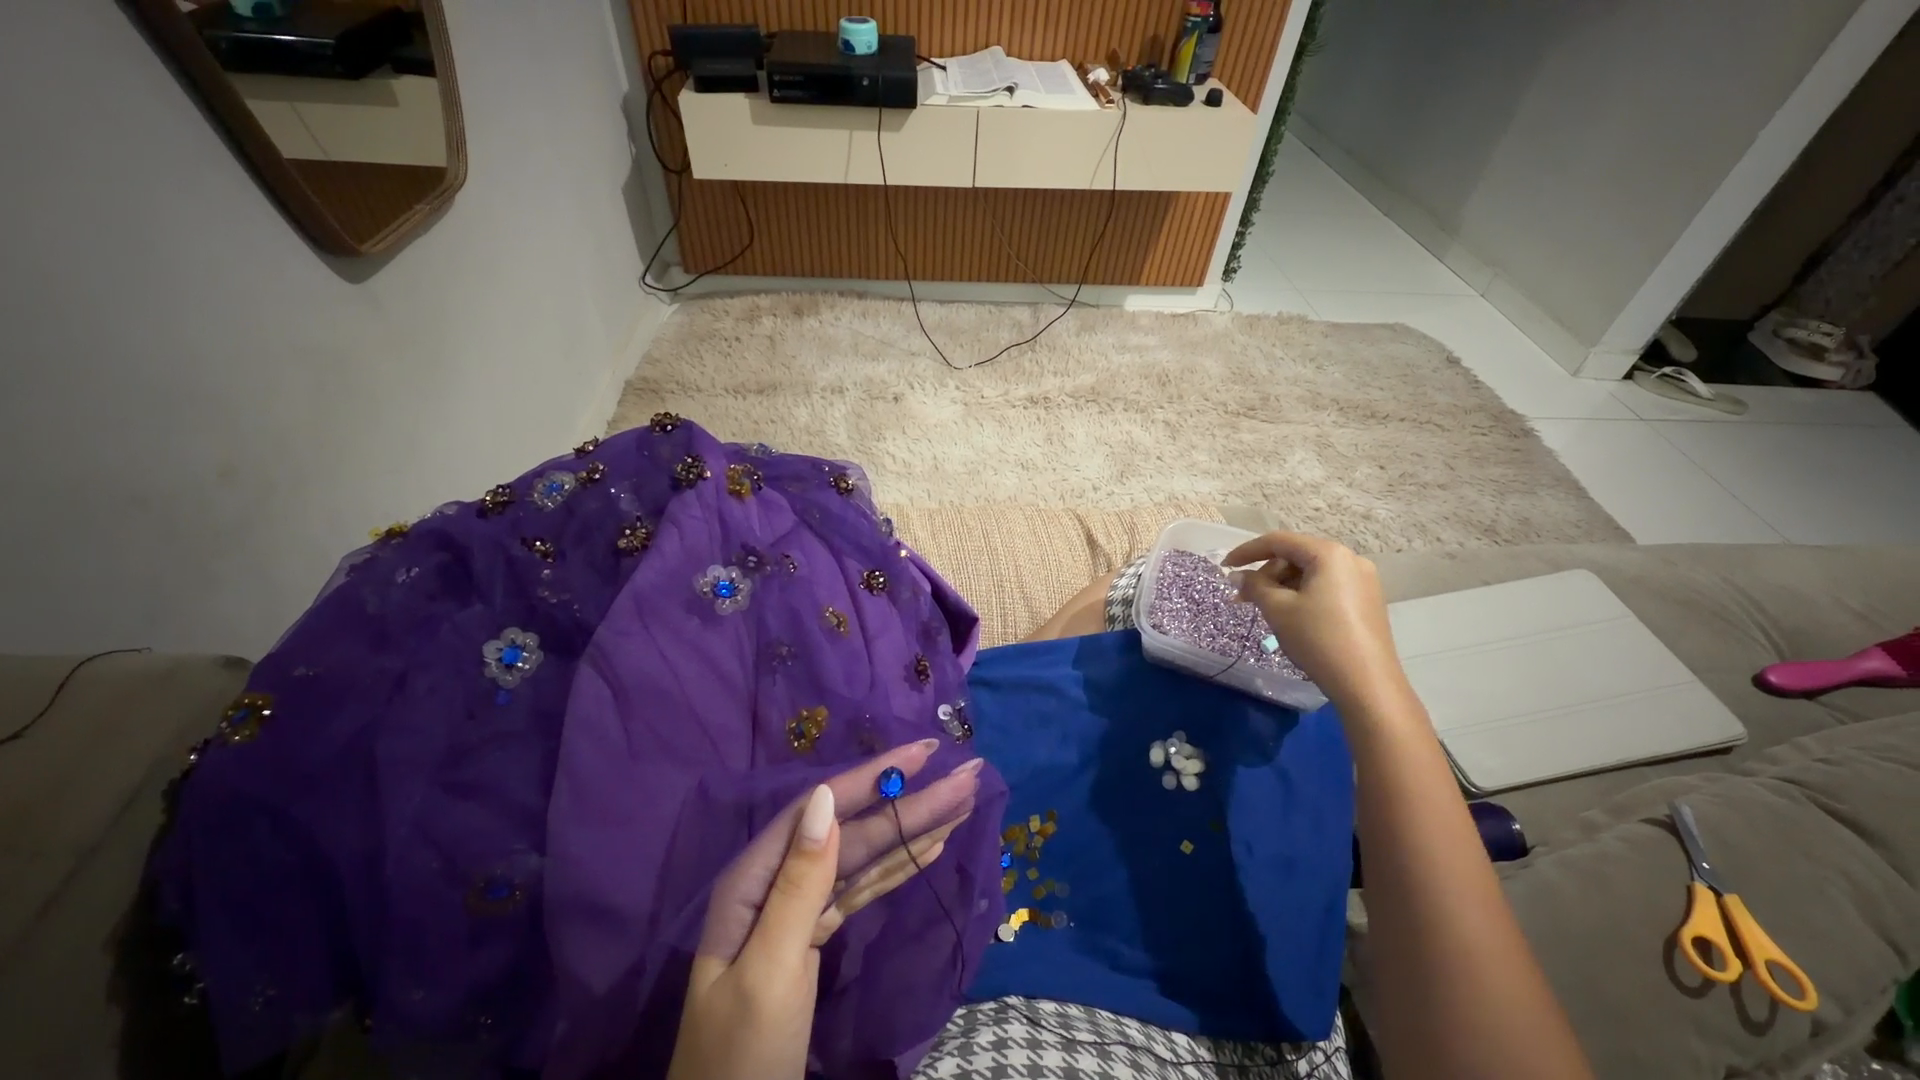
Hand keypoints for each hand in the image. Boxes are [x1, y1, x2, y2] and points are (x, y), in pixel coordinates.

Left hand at [667, 744, 979, 1079]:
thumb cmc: (741, 1051)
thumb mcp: (769, 968)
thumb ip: (799, 883)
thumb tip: (826, 799)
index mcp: (754, 879)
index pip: (821, 810)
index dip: (872, 777)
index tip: (923, 753)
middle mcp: (777, 883)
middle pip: (851, 832)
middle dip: (908, 801)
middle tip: (968, 775)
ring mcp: (799, 911)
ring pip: (864, 860)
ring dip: (912, 829)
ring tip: (962, 802)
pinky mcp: (816, 938)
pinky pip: (862, 892)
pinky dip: (898, 869)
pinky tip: (930, 847)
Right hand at [1225, 531, 1409, 710]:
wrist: (1367, 683)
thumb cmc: (1318, 639)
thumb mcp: (1278, 610)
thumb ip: (1254, 586)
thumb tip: (1237, 576)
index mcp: (1329, 554)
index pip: (1279, 541)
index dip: (1247, 551)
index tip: (1225, 567)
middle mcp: (1350, 559)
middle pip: (1297, 556)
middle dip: (1267, 574)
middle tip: (1244, 598)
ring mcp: (1363, 580)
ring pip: (1312, 573)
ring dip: (1284, 586)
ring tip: (1267, 610)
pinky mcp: (1368, 600)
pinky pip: (1327, 587)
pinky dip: (1303, 595)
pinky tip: (1292, 615)